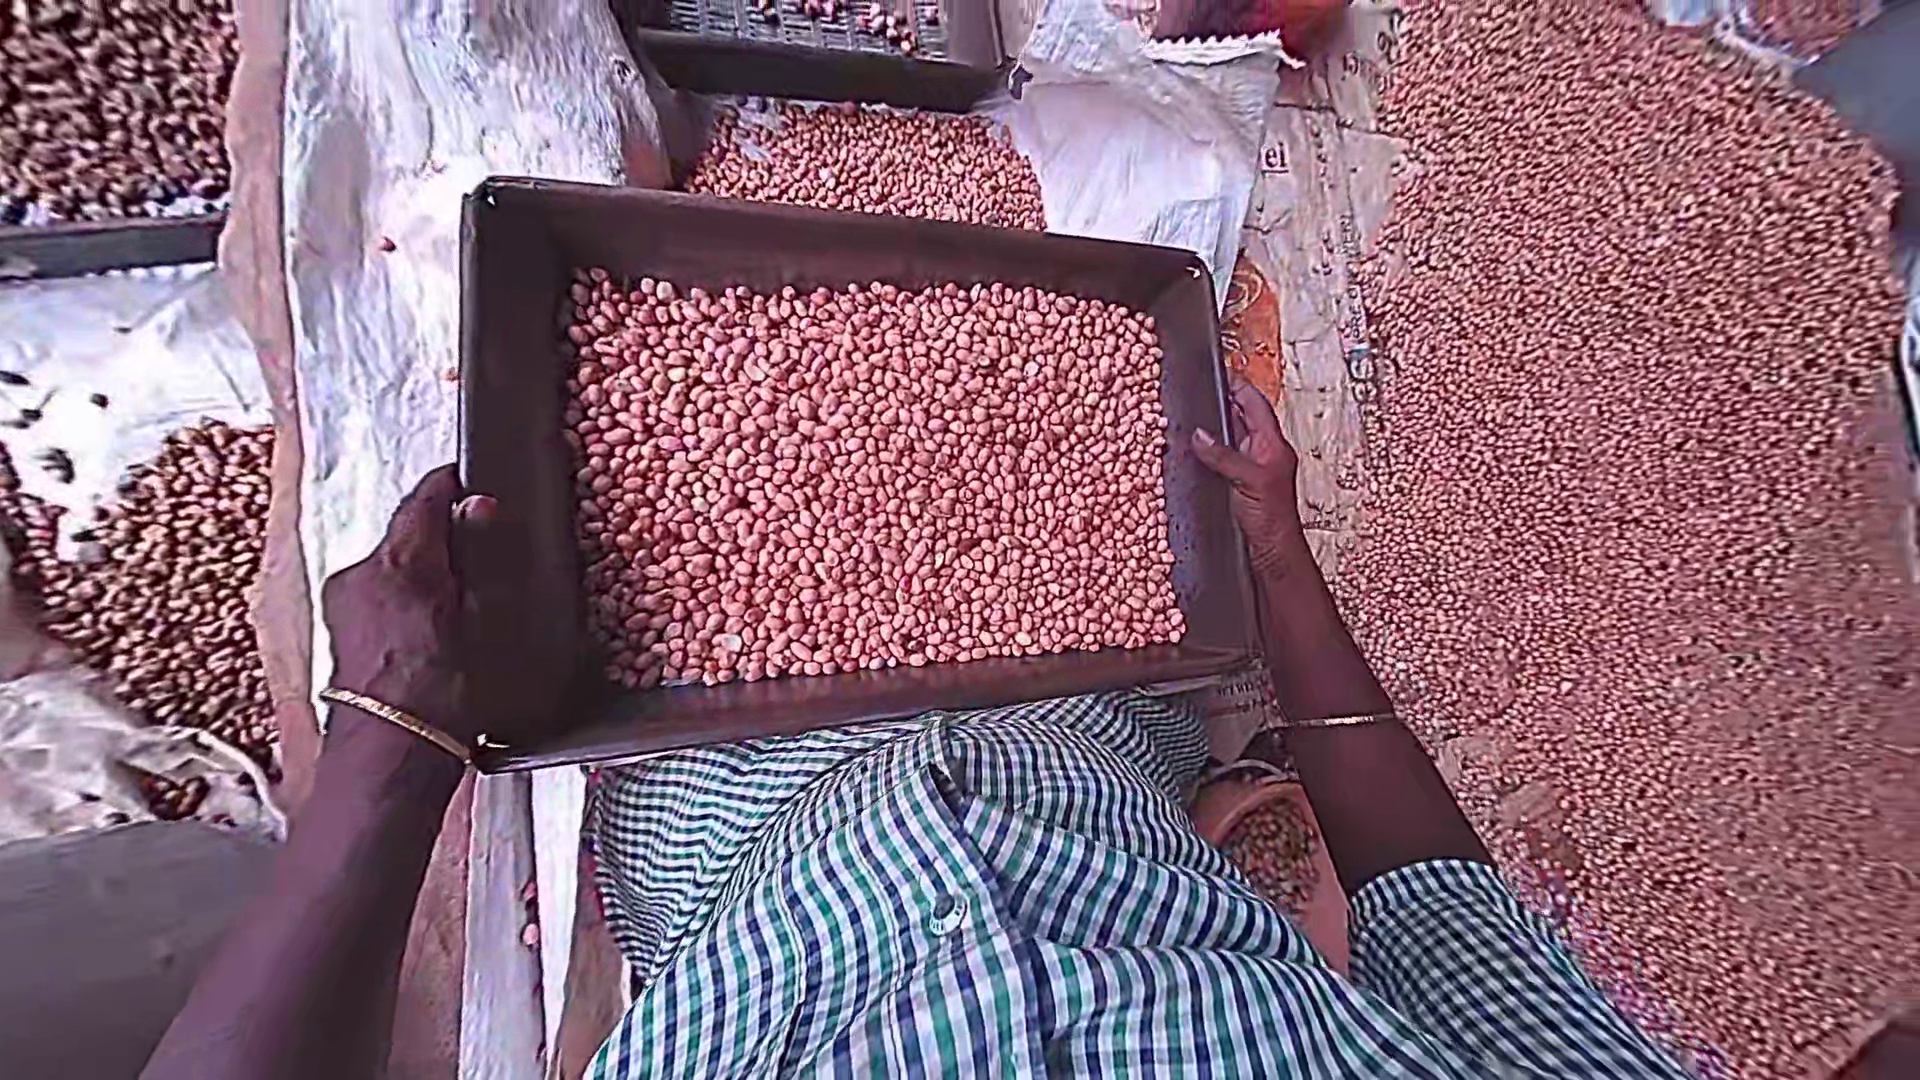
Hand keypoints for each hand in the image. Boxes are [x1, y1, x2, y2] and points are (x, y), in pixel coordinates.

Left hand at [321, 465, 515, 748]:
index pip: (422, 501)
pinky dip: (411, 582)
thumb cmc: (451, 678)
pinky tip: (438, 607)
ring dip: (428, 557)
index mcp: (400, 564)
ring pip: (395, 559)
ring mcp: (343, 597)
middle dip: (444, 525)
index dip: (448, 482)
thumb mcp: (482, 613)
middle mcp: (360, 571)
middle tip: (486, 535)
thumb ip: (478, 554)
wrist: (396, 744)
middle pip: (407, 530)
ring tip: (467, 578)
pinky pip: (381, 584)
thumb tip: (478, 504)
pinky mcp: (342, 621)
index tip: (471, 473)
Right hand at [1191, 378, 1306, 577]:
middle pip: (1240, 419)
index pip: (1255, 405)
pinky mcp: (1235, 483)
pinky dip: (1206, 451)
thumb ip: (1225, 457)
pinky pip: (1220, 458)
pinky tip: (1191, 452)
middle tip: (1196, 393)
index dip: (1238, 387)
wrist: (1272, 551)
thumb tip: (1200, 436)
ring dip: (1211, 429)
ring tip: (1188, 418)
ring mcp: (1248, 468)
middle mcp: (1261, 453)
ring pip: (1228, 439)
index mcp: (1272, 445)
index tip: (1218, 374)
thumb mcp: (1249, 481)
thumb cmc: (1271, 519)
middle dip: (1220, 405)